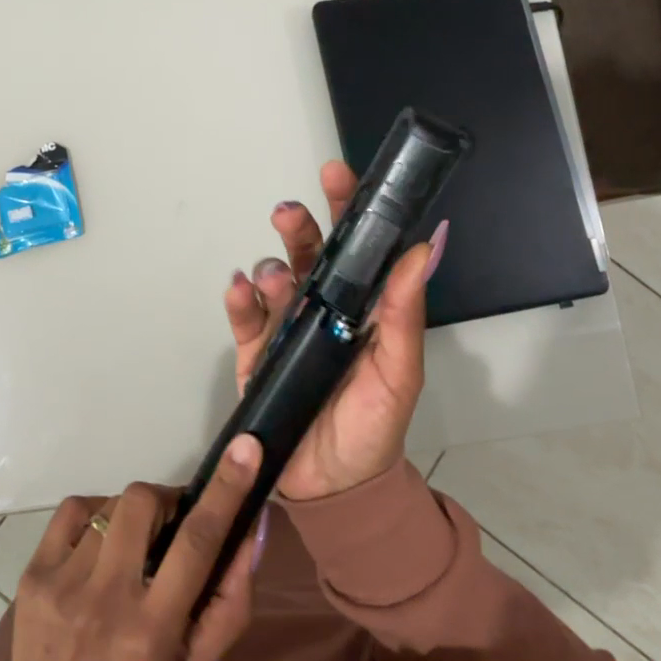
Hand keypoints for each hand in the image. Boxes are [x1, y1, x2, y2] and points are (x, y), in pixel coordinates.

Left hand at [12, 436, 263, 660]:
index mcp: (152, 630)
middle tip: (171, 528)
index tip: (247, 446)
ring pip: (109, 505)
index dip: (226, 488)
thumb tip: (249, 527)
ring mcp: (61, 586)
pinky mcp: (32, 578)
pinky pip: (72, 511)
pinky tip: (100, 547)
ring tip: (131, 552)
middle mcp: (104, 600)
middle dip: (165, 503)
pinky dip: (95, 516)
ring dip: (131, 518)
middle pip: (142, 502)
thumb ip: (228, 602)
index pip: (198, 541)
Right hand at [223, 161, 446, 501]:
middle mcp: (322, 307)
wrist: (333, 487)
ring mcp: (285, 327)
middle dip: (299, 229)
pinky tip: (242, 288)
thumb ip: (405, 315)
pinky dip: (240, 298)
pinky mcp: (255, 352)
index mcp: (362, 307)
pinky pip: (244, 317)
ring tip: (275, 277)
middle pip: (309, 255)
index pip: (356, 249)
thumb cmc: (374, 427)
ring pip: (274, 280)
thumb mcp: (400, 373)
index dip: (347, 209)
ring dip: (272, 267)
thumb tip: (421, 250)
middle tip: (289, 213)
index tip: (336, 174)